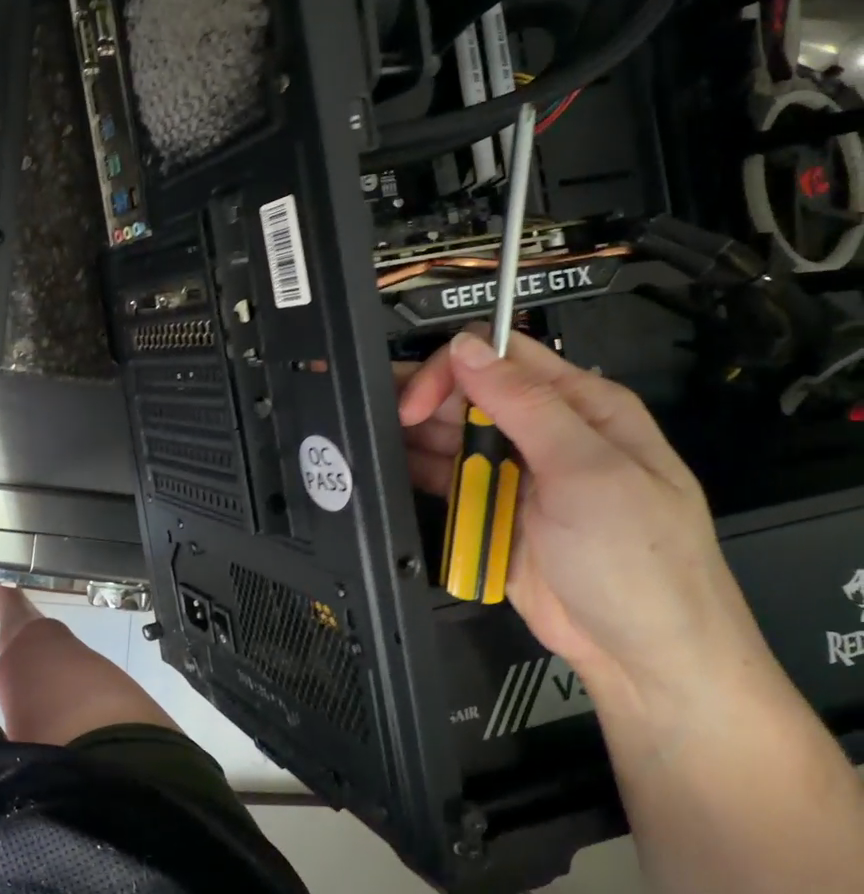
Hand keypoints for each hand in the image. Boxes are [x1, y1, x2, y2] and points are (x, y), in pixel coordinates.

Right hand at [396, 330, 768, 699]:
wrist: (643, 658)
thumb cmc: (637, 562)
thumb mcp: (589, 473)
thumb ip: (525, 406)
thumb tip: (464, 346)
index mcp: (582, 409)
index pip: (500, 358)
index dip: (449, 370)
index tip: (412, 404)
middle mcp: (542, 433)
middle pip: (462, 393)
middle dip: (418, 401)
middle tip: (376, 423)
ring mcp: (510, 473)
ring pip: (442, 432)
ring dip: (406, 434)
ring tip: (362, 441)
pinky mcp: (484, 508)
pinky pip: (435, 476)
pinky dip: (407, 470)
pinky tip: (377, 467)